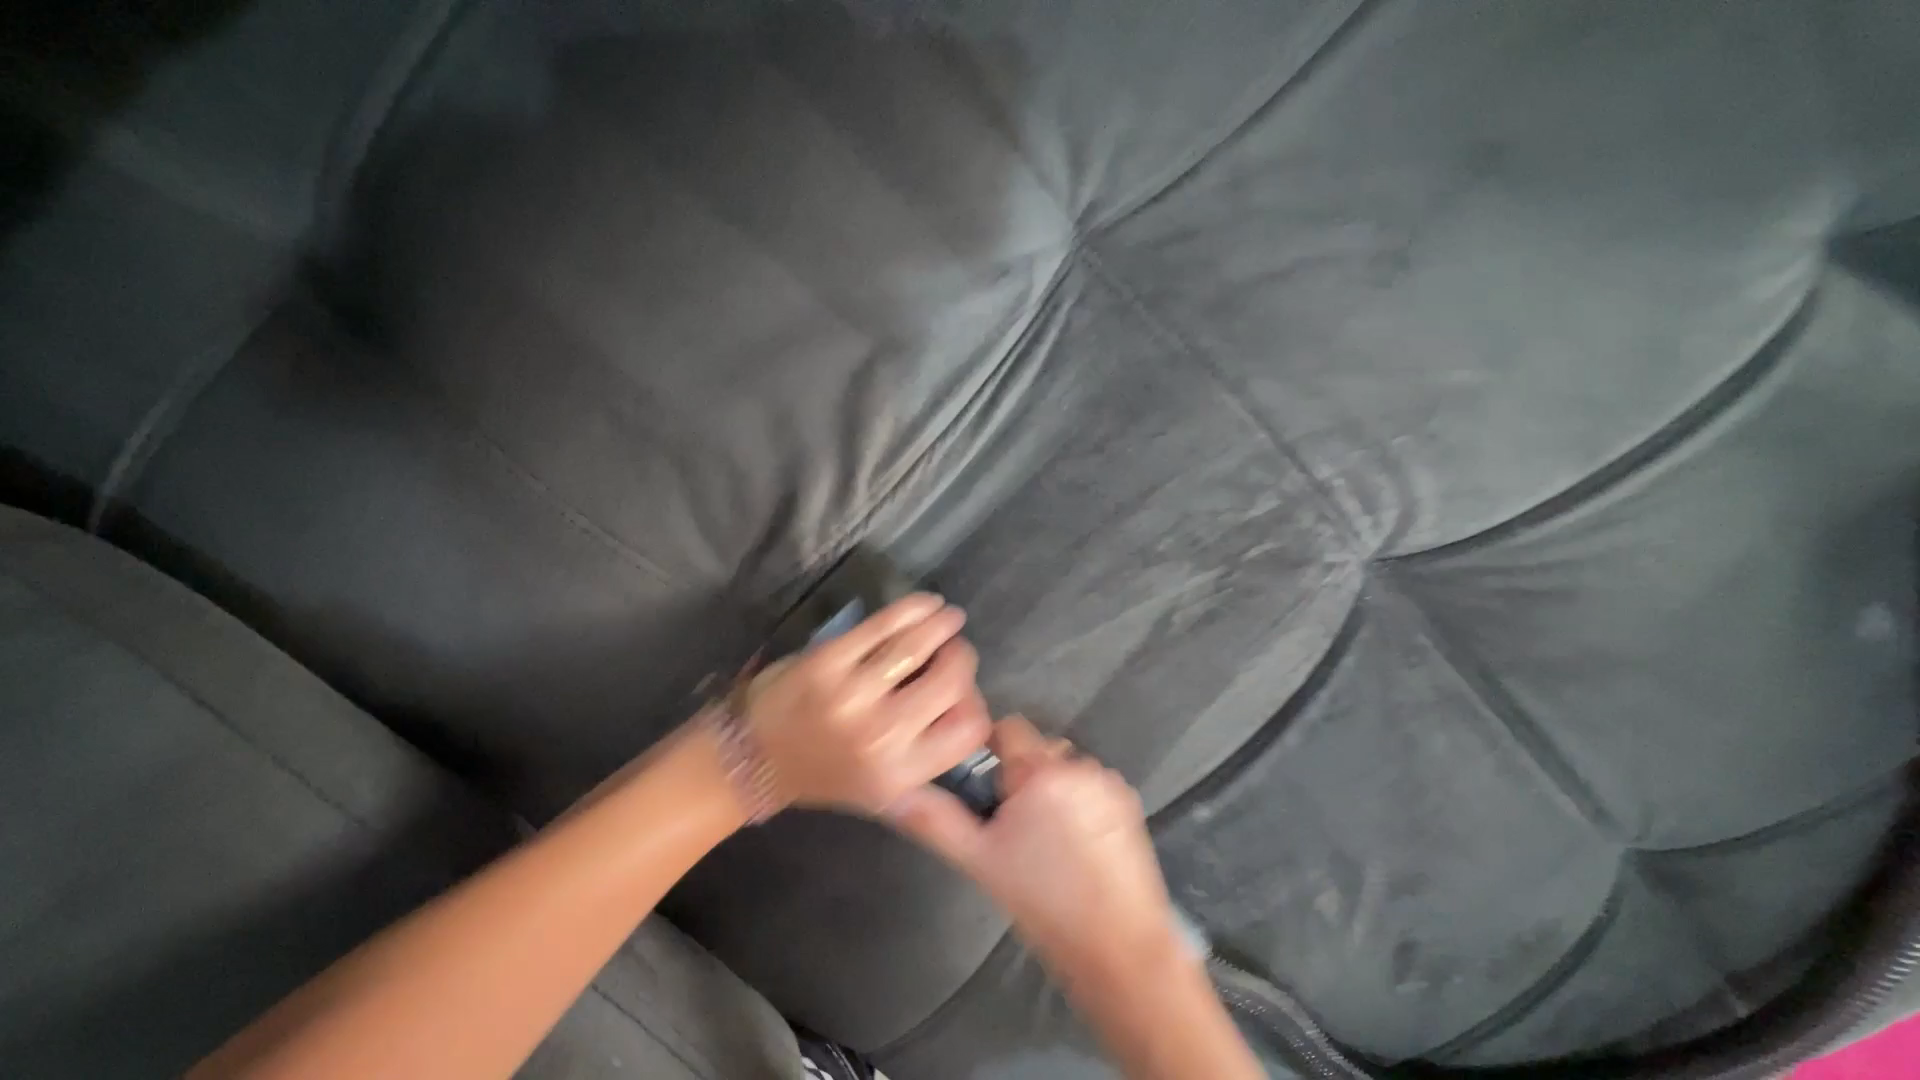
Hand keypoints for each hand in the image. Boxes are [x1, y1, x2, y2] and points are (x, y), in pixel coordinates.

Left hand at [742, 592, 991, 813]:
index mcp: (900, 773)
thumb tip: (968, 711)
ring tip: (947, 618)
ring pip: (918, 647)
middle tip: (955, 650)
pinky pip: (884, 625)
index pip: (969, 730)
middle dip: (961, 659)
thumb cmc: (824, 774)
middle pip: (952, 682)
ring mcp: (853, 695)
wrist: (753, 760)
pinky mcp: (827, 662)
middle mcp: (882, 736)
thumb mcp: (882, 790)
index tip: (963, 692)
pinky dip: (912, 609)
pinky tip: (925, 605)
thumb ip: (926, 764)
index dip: (976, 705)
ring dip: (941, 625)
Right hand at [887, 715, 1183, 977]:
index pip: (1008, 729)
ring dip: (1052, 789)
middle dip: (1022, 777)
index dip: (991, 754)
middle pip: (1037, 750)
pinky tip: (1076, 845)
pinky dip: (1080, 803)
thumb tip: (896, 794)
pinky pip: (1092, 786)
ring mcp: (1108, 784)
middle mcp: (1078, 767)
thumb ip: (935, 820)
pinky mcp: (1130, 803)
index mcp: (1039, 773)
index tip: (987, 788)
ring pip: (1065, 769)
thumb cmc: (1042, 903)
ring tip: (1047, 840)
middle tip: (1014, 824)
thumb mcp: (979, 861)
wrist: (1117, 945)